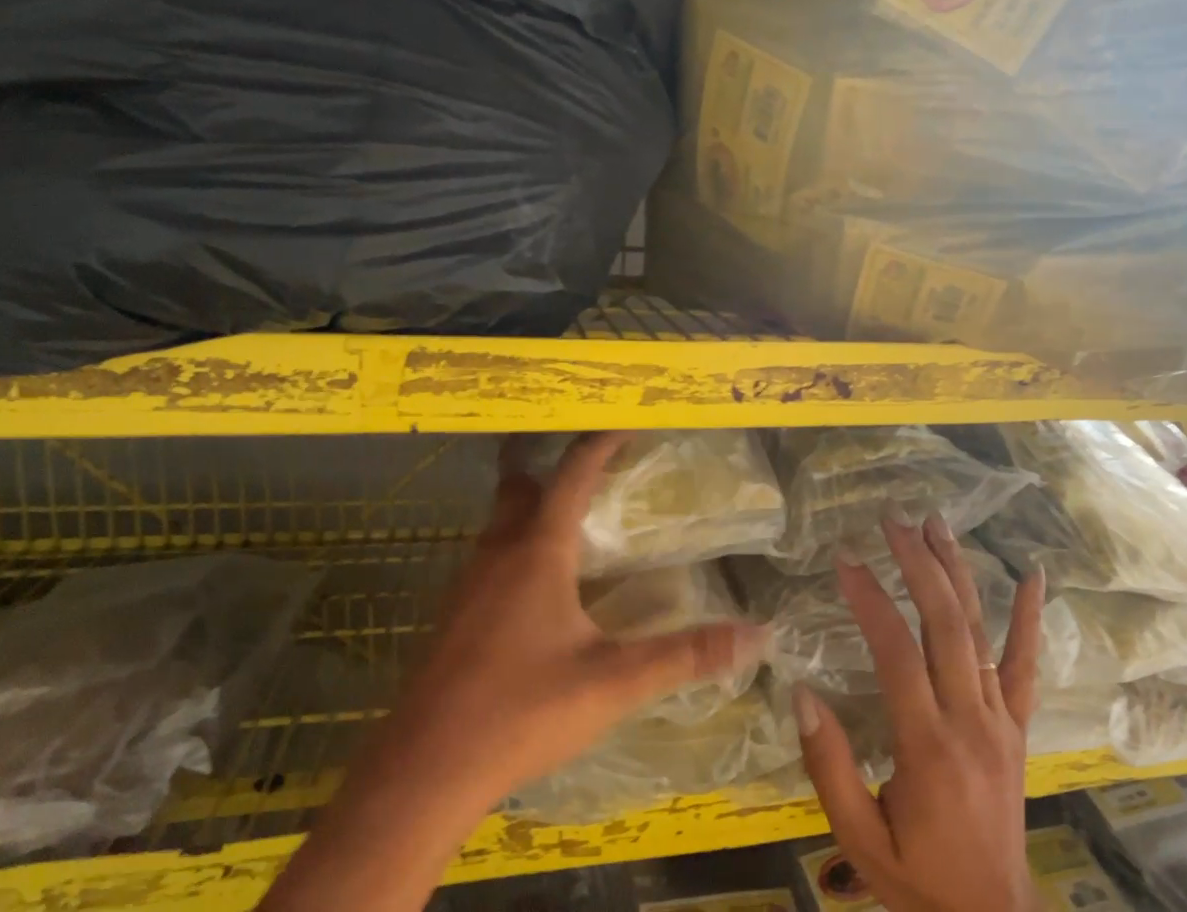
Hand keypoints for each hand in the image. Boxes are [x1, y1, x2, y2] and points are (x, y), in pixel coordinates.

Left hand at [261, 431, 769, 911]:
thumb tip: (759, 635)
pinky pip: (487, 560)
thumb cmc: (523, 710)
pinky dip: (515, 549)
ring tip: (573, 521)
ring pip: (499, 524)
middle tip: (593, 468)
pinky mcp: (453, 617)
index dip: (600, 443)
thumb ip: (686, 655)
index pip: (572, 476)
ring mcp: (467, 585)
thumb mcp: (614, 683)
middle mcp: (497, 554)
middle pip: (521, 488)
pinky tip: (538, 589)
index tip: (625, 422)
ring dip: (532, 510)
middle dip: (553, 469)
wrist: (427, 766)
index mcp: (537, 552)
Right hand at [795, 515, 1046, 911]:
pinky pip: (1024, 665)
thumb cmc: (915, 876)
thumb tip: (801, 693)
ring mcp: (1000, 720)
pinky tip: (1032, 576)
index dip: (870, 599)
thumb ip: (827, 764)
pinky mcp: (1017, 728)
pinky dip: (1028, 618)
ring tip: (936, 524)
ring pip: (979, 632)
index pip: (896, 652)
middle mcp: (970, 720)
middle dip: (917, 565)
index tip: (844, 558)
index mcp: (926, 745)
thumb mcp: (856, 835)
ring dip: (956, 573)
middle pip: (945, 625)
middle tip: (892, 520)